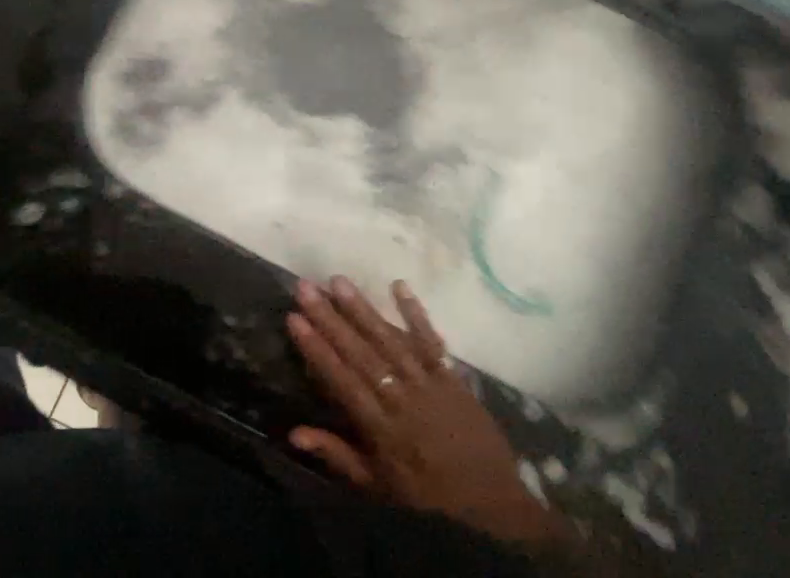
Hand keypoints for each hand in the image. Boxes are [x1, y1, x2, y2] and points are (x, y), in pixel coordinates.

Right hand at [287, 277, 568, 549]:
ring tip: (338, 282)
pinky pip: (433, 344)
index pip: (342, 381)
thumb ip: (337, 455)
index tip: (294, 319)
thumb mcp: (377, 487)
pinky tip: (399, 287)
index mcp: (382, 429)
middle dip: (331, 319)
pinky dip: (416, 314)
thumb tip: (293, 432)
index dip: (317, 349)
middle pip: (362, 355)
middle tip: (306, 288)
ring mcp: (431, 387)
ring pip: (392, 343)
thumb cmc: (426, 498)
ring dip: (364, 310)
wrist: (495, 508)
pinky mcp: (454, 380)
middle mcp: (403, 402)